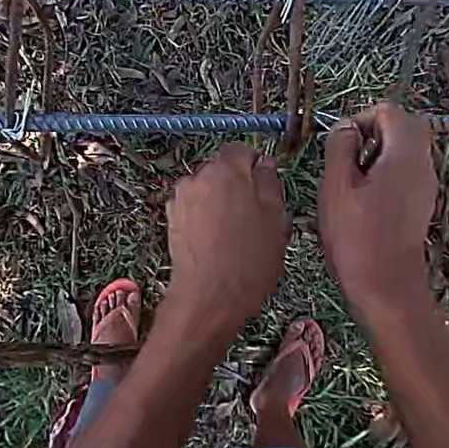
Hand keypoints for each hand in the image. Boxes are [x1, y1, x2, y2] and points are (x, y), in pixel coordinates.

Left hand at [165, 143, 286, 332]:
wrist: (209, 297)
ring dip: (221, 203)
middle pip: (222, 170)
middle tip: (257, 215)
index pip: (242, 150)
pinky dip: (205, 219)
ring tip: (238, 234)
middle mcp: (198, 178)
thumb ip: (270, 183)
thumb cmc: (245, 264)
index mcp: (227, 171)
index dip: (256, 166)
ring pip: (208, 191)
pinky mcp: (172, 220)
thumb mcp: (275, 219)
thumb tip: (266, 166)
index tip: (265, 182)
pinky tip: (219, 242)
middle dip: (238, 186)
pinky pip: (195, 209)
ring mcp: (182, 199)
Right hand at [319, 103, 437, 316]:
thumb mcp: (336, 187)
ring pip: (403, 150)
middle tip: (345, 160)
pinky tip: (363, 200)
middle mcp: (423, 164)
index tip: (340, 145)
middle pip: (402, 126)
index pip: (388, 111)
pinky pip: (404, 172)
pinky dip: (384, 174)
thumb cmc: (356, 236)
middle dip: (371, 134)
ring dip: (376, 155)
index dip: (360, 119)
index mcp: (405, 154)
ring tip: (351, 183)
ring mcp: (425, 185)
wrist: (384, 283)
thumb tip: (345, 128)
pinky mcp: (420, 203)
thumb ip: (339, 148)